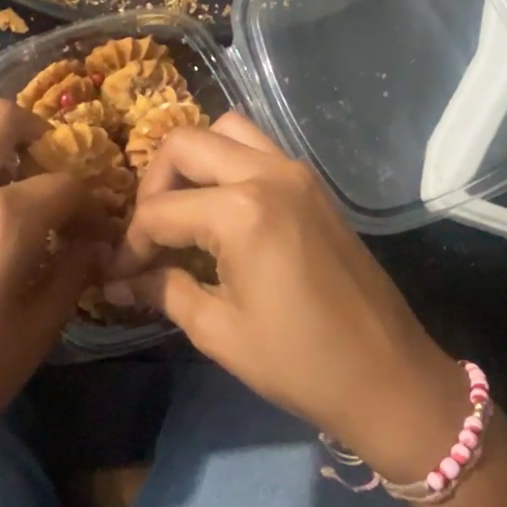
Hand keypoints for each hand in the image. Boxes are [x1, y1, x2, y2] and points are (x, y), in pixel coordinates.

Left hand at [0, 100, 95, 506]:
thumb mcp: (35, 334)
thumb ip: (71, 272)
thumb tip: (90, 243)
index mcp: (0, 221)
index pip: (65, 184)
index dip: (92, 204)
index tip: (98, 230)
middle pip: (0, 119)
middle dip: (38, 136)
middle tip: (52, 178)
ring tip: (12, 193)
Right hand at [109, 113, 470, 482]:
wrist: (388, 375)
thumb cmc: (299, 362)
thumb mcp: (219, 331)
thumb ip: (164, 290)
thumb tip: (121, 279)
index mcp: (241, 211)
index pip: (159, 210)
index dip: (131, 243)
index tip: (118, 274)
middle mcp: (267, 173)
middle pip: (185, 144)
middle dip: (154, 184)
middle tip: (150, 233)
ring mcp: (297, 172)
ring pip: (226, 131)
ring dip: (194, 161)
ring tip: (184, 210)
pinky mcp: (314, 185)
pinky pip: (259, 148)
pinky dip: (229, 163)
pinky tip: (221, 211)